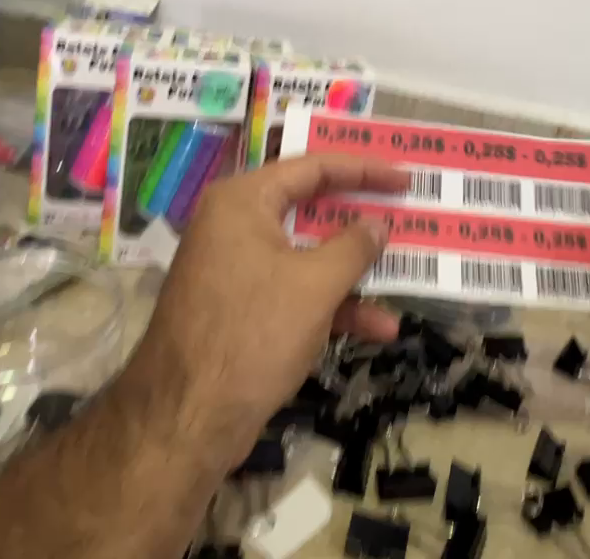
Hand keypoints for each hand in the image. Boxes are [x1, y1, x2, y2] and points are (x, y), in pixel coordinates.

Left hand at [121, 155, 405, 469]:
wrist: (184, 423)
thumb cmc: (252, 334)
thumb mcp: (315, 286)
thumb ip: (354, 247)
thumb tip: (378, 224)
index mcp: (243, 202)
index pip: (312, 167)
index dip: (362, 170)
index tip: (404, 178)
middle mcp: (235, 226)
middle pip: (309, 209)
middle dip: (359, 220)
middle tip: (403, 214)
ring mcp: (236, 269)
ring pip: (306, 256)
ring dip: (354, 271)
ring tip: (404, 274)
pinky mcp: (240, 309)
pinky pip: (294, 292)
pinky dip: (332, 306)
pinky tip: (377, 328)